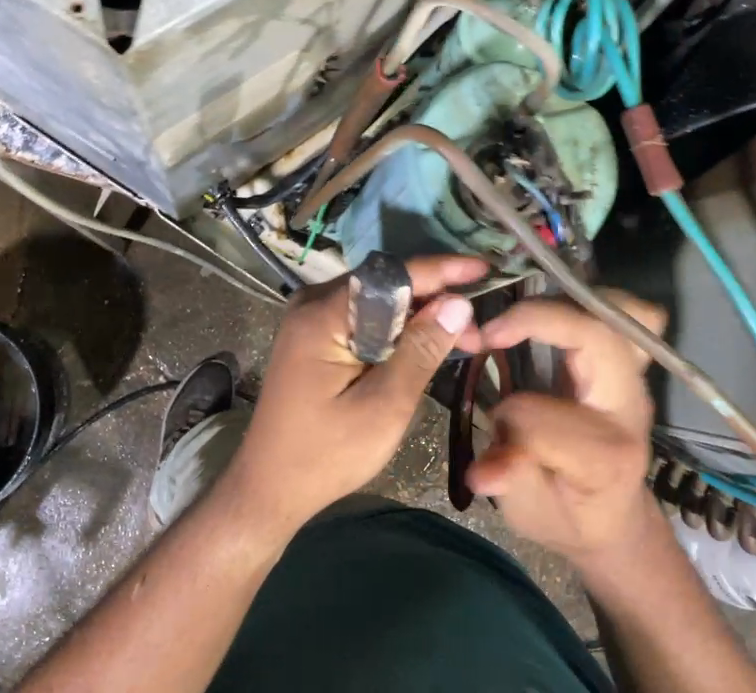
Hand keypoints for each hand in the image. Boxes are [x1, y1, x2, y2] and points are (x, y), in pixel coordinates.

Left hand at [221, 255, 488, 533]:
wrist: (270, 488)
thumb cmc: (326, 455)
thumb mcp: (383, 406)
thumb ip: (420, 350)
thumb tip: (459, 303)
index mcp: (322, 314)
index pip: (392, 275)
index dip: (442, 270)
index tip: (485, 267)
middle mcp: (312, 303)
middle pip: (385, 283)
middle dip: (436, 297)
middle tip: (480, 324)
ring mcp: (310, 319)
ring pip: (378, 300)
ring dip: (420, 314)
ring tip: (465, 336)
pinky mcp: (315, 337)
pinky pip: (364, 317)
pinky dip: (398, 328)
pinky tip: (428, 343)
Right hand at [458, 292, 663, 562]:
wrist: (610, 517)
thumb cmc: (566, 515)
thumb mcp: (531, 514)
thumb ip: (512, 484)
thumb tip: (483, 471)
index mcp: (605, 455)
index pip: (549, 416)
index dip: (508, 420)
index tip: (490, 434)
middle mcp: (628, 408)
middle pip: (598, 338)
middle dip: (536, 321)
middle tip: (491, 333)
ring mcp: (634, 380)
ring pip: (623, 313)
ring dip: (569, 300)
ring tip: (523, 313)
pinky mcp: (629, 363)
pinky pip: (630, 314)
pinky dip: (591, 302)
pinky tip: (553, 311)